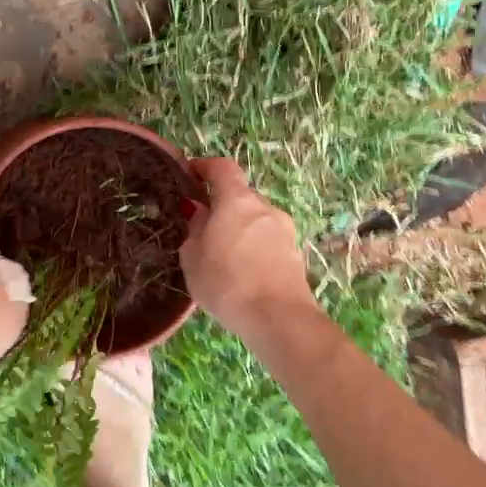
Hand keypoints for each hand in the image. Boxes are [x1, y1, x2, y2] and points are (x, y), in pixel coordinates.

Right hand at [180, 158, 316, 342]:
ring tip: (220, 254)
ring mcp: (285, 232)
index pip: (223, 167)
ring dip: (238, 228)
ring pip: (255, 220)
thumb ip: (195, 228)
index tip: (190, 174)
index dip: (205, 166)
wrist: (279, 321)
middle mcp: (265, 208)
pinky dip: (252, 246)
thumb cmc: (226, 282)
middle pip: (240, 195)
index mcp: (237, 200)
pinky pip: (267, 240)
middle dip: (221, 205)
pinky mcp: (295, 255)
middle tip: (201, 226)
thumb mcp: (193, 256)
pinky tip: (240, 271)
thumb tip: (199, 212)